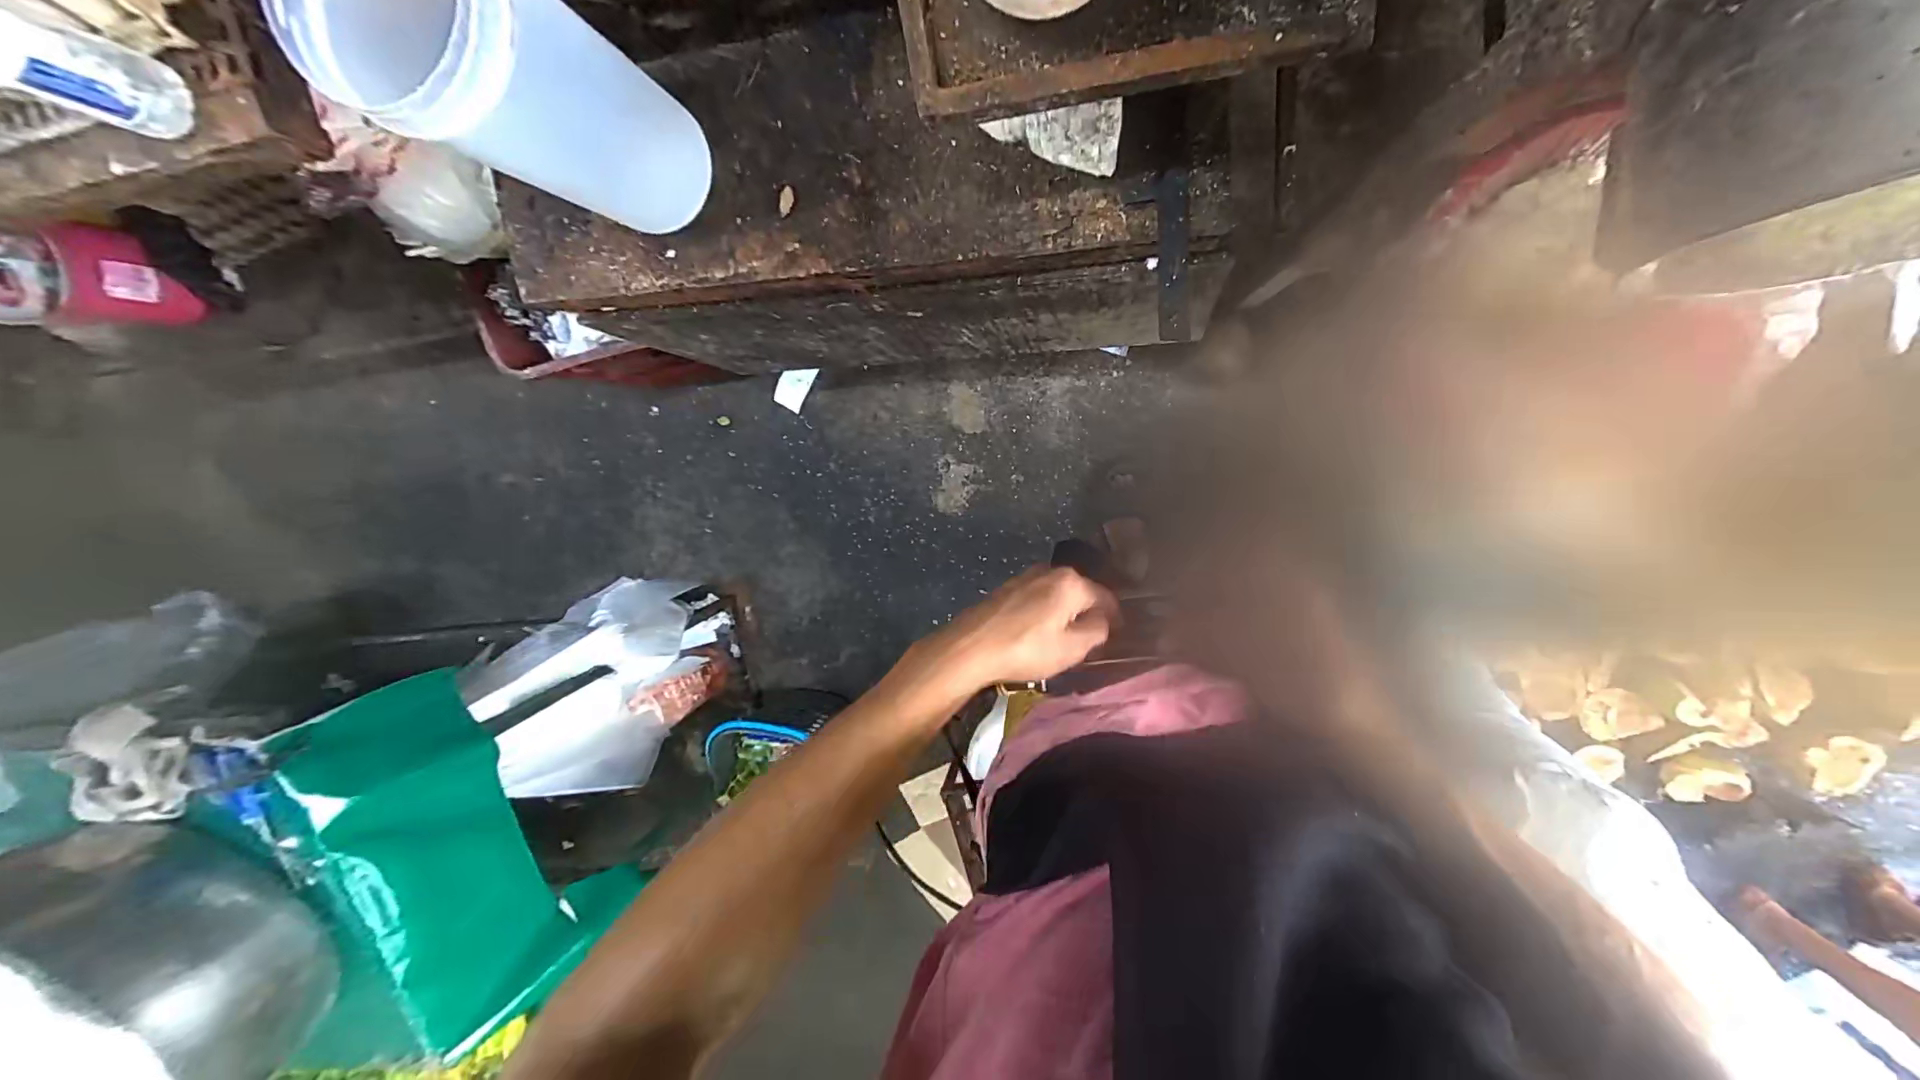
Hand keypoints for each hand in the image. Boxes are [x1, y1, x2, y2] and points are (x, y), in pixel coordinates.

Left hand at [904, 566, 1119, 697]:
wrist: (970, 648)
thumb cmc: (1026, 649)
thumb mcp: (1072, 648)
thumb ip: (1097, 631)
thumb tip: (1103, 621)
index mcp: (1070, 582)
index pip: (1105, 596)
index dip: (1115, 616)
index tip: (1117, 633)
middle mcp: (1048, 571)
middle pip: (1080, 592)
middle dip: (1088, 612)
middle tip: (1091, 638)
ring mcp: (1024, 577)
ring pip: (1056, 594)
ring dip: (1063, 612)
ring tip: (1064, 637)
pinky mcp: (1005, 589)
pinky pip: (1036, 598)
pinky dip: (1043, 612)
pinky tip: (1037, 631)